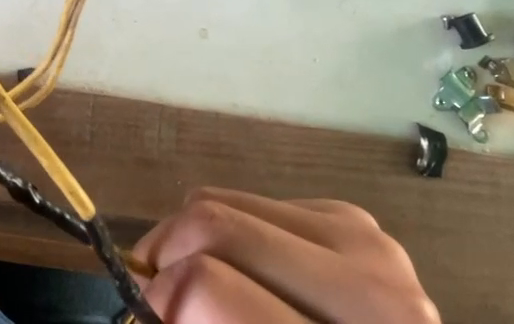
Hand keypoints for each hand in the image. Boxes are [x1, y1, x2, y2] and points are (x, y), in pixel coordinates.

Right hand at [134, 188, 438, 322]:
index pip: (211, 285)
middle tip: (151, 286)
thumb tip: (150, 293)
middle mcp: (368, 294)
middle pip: (216, 225)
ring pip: (227, 201)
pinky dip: (230, 233)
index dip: (158, 295)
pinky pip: (255, 201)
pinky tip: (250, 274)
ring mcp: (367, 246)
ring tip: (192, 276)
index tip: (145, 312)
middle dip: (164, 252)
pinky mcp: (356, 221)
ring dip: (193, 239)